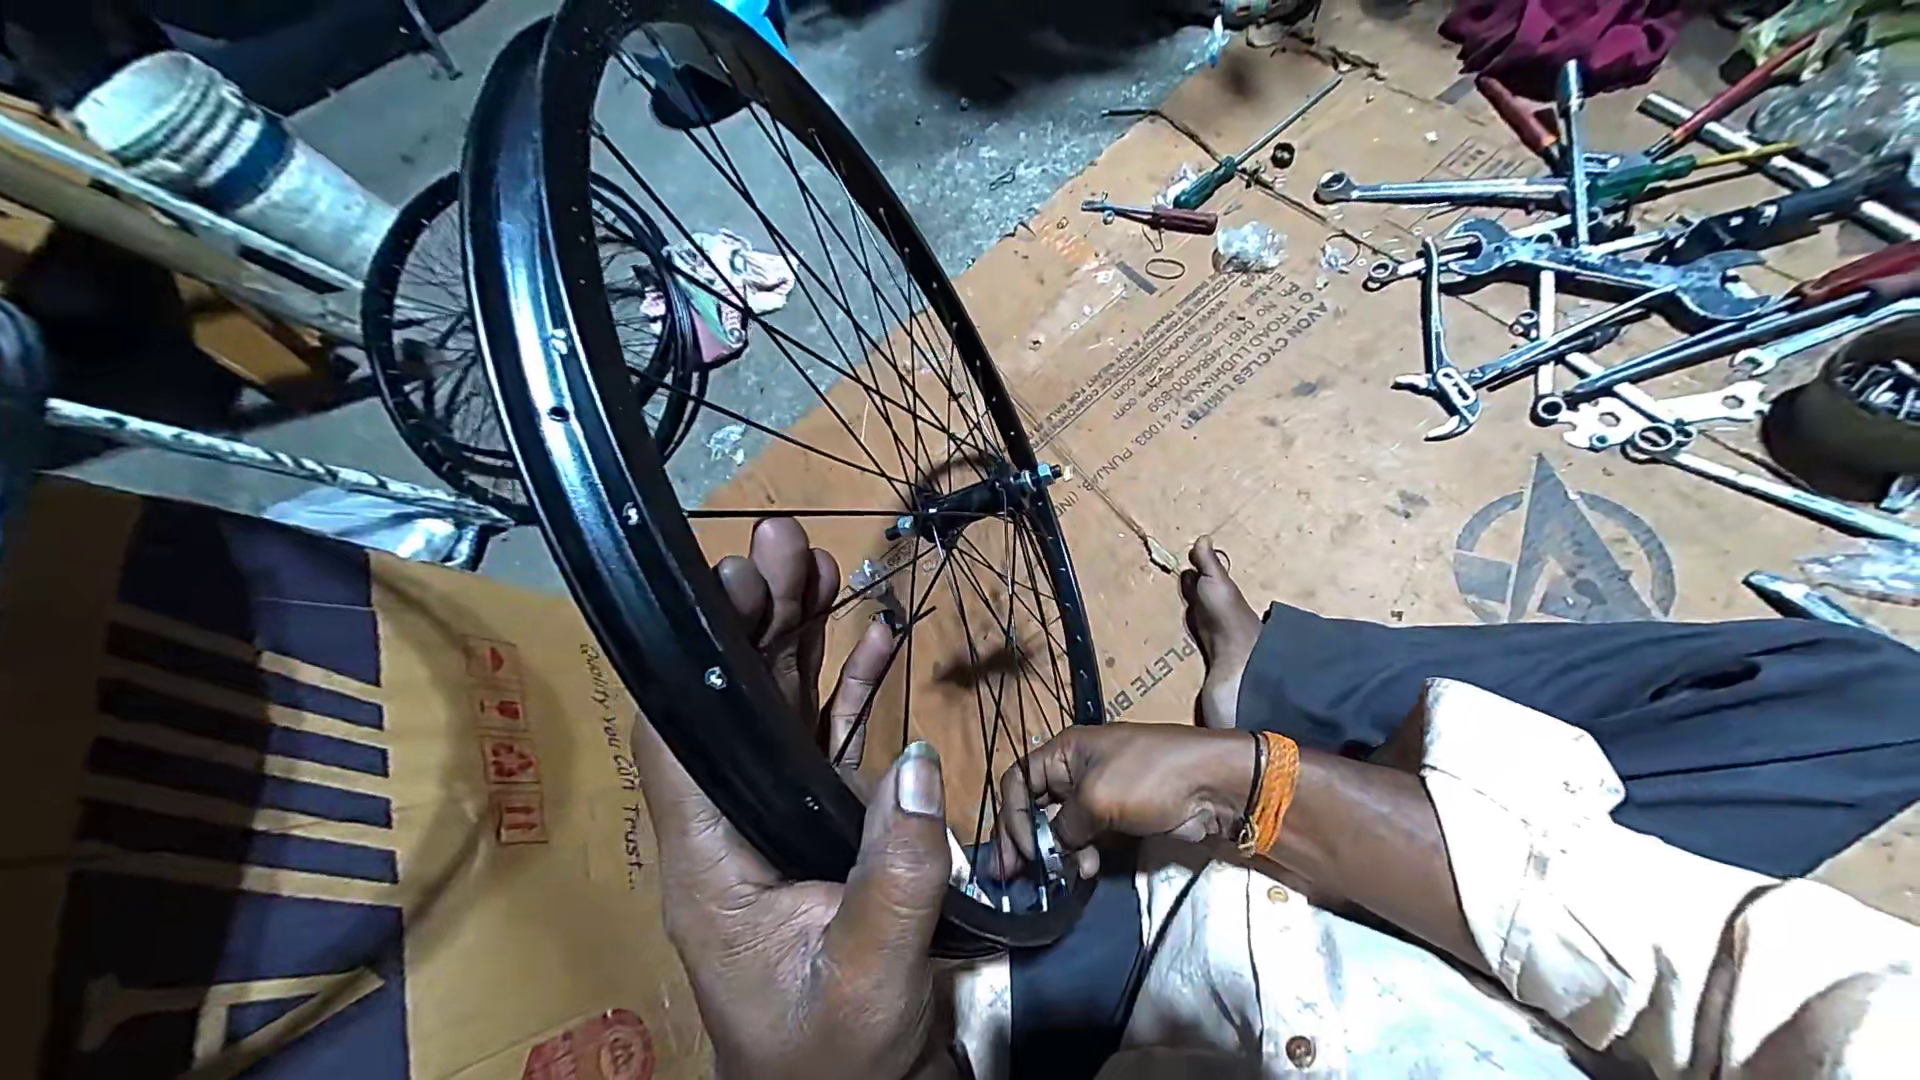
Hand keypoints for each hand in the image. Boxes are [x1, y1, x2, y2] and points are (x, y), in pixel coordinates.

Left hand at [635, 518, 959, 1079]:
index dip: (701, 658)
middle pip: (738, 701)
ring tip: (821, 571)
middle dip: (758, 619)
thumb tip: (916, 769)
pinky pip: (832, 731)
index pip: (681, 738)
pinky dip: (852, 681)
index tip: (734, 585)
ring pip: (784, 704)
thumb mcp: (867, 982)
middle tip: (783, 547)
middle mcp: (736, 816)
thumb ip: (893, 881)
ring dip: (802, 636)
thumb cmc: (833, 1056)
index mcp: (712, 856)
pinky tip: (872, 638)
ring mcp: (781, 808)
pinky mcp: (823, 811)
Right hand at [992, 723, 1256, 878]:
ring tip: (1054, 877)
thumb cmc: (1149, 777)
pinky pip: (1084, 837)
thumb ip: (1063, 827)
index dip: (1013, 814)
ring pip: (1058, 826)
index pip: (1019, 781)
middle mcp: (1074, 771)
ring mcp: (1096, 795)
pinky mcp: (1117, 818)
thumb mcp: (1097, 798)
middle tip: (1011, 876)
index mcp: (1064, 751)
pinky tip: (1083, 870)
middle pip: (1034, 805)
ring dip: (1052, 852)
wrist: (1212, 786)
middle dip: (1023, 839)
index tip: (1021, 850)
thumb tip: (1050, 852)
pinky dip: (1077, 854)